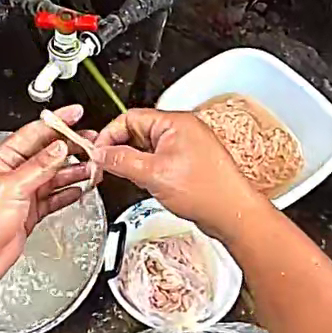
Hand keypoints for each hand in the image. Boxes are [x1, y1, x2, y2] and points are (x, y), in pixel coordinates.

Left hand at [0, 105, 97, 287]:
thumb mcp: (10, 186)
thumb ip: (39, 167)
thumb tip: (59, 148)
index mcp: (0, 160)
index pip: (33, 133)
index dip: (56, 122)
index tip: (74, 114)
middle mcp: (10, 175)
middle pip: (46, 155)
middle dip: (69, 148)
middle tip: (92, 142)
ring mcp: (19, 196)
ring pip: (52, 177)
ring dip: (72, 172)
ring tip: (93, 166)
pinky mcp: (26, 215)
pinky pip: (51, 199)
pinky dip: (66, 194)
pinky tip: (79, 189)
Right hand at [92, 108, 269, 238]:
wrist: (234, 215)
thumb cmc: (206, 192)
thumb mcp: (153, 174)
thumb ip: (122, 160)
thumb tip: (100, 153)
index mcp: (174, 122)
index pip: (129, 118)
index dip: (109, 135)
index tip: (97, 153)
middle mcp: (181, 129)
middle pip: (137, 131)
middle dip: (121, 149)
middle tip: (108, 168)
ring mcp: (185, 146)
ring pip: (146, 147)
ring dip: (135, 162)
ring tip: (134, 179)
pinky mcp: (188, 162)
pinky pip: (158, 159)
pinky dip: (148, 170)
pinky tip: (149, 185)